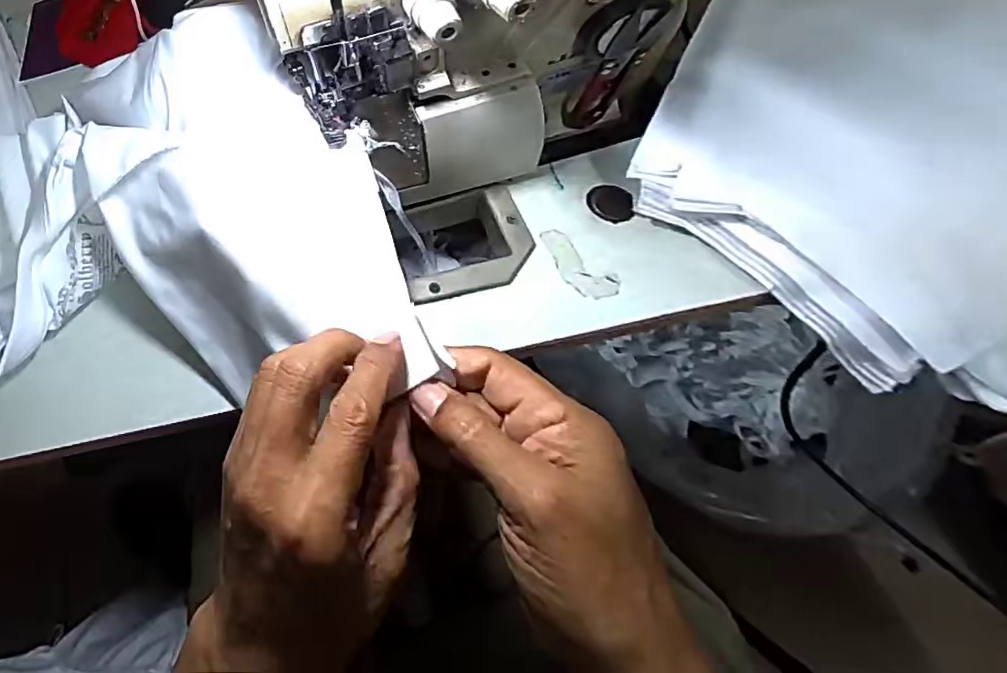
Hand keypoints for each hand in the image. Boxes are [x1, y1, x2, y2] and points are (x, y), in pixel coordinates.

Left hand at [177, 330, 417, 671]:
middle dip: (337, 344)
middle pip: (293, 374)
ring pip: (270, 373)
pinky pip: (262, 391)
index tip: (397, 346)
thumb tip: (399, 398)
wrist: (259, 640)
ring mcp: (241, 463)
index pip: (348, 411)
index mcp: (313, 510)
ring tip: (350, 363)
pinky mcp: (232, 456)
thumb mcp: (388, 549)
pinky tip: (323, 385)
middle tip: (371, 350)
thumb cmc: (333, 608)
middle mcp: (267, 476)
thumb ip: (399, 468)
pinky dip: (296, 372)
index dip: (377, 367)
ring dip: (313, 352)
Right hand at [410, 348, 711, 672]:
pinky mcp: (516, 494)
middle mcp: (544, 432)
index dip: (450, 362)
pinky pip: (477, 460)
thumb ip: (478, 438)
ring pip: (475, 427)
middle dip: (436, 393)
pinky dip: (448, 454)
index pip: (498, 370)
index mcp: (561, 419)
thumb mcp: (532, 497)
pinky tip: (417, 452)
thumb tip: (426, 389)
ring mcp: (529, 465)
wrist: (621, 652)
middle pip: (482, 395)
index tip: (402, 365)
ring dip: (437, 424)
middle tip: (385, 395)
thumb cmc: (587, 570)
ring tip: (391, 419)